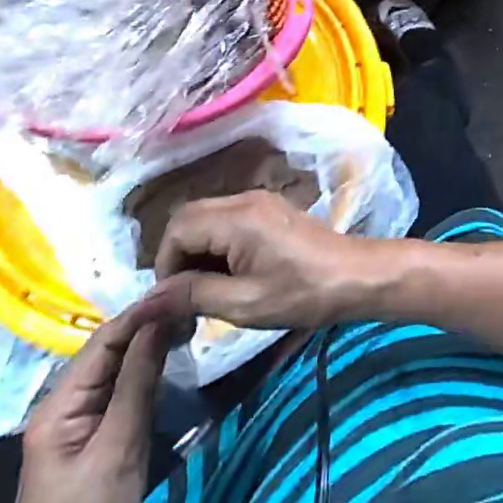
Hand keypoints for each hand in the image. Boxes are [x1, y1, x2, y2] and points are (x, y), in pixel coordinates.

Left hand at [15, 296, 188, 502]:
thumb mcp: (119, 449)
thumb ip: (137, 382)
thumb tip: (158, 322)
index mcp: (55, 406)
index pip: (99, 345)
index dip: (136, 317)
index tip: (173, 296)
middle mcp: (59, 406)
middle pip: (103, 355)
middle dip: (142, 329)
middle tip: (183, 307)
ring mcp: (72, 423)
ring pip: (110, 372)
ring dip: (143, 348)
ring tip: (179, 325)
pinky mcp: (87, 438)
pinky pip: (114, 393)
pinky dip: (139, 374)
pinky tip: (161, 360)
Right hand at [150, 190, 385, 330]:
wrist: (356, 277)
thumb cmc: (303, 293)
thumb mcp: (244, 304)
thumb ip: (193, 296)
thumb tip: (145, 303)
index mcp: (236, 217)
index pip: (177, 229)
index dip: (164, 266)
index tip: (172, 303)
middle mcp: (242, 199)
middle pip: (188, 219)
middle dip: (177, 258)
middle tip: (184, 300)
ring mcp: (257, 201)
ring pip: (206, 219)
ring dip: (197, 253)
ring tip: (204, 293)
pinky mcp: (268, 209)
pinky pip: (226, 220)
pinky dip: (216, 246)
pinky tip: (227, 276)